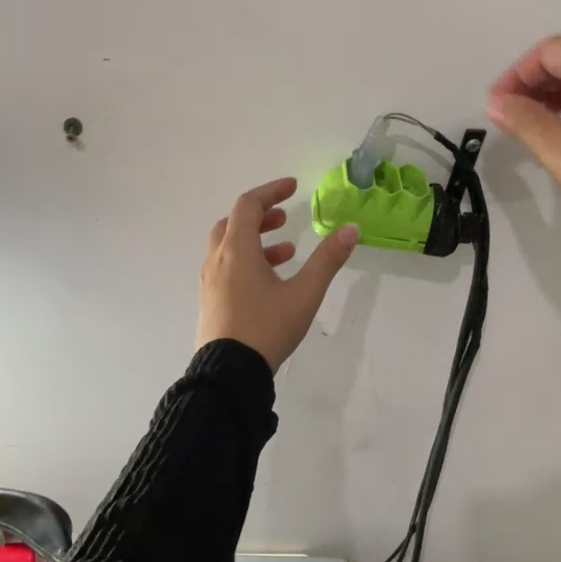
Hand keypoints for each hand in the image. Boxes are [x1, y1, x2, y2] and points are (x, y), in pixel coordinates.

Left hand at [196, 177, 358, 371]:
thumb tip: (350, 229)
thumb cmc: (267, 328)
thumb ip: (328, 259)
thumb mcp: (304, 293)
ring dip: (255, 244)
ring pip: (228, 250)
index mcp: (236, 250)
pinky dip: (246, 264)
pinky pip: (226, 271)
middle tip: (285, 221)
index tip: (292, 188)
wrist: (229, 372)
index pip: (248, 205)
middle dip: (260, 217)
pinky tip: (269, 285)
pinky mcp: (210, 304)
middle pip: (232, 225)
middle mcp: (217, 262)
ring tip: (287, 254)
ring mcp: (210, 284)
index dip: (271, 192)